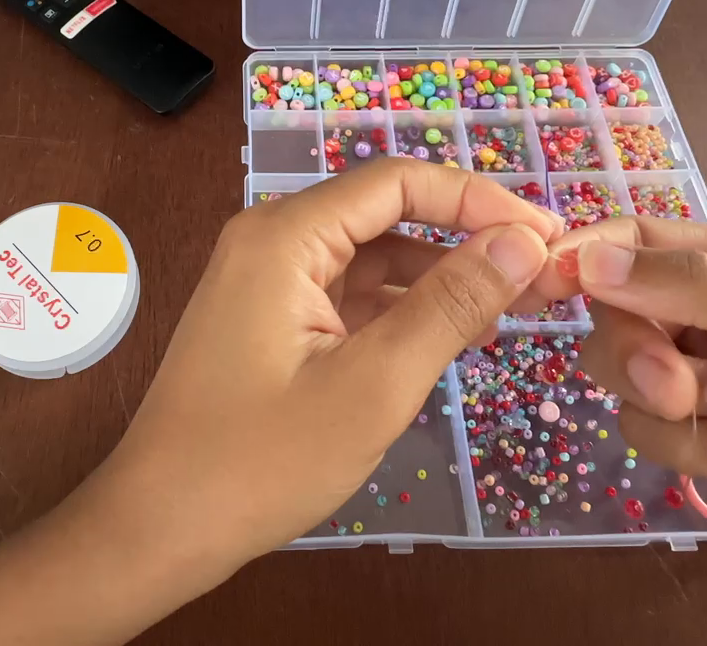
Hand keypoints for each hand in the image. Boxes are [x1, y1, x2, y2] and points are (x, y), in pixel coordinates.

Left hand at [92, 158, 567, 577]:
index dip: (476, 199)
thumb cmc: (261, 459)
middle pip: (384, 213)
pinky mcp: (273, 313)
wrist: (161, 524)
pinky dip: (401, 307)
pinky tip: (452, 332)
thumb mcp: (373, 384)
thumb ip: (449, 304)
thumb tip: (521, 242)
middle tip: (542, 277)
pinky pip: (348, 291)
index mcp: (285, 233)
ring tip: (513, 308)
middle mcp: (273, 237)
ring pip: (371, 255)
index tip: (545, 236)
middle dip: (463, 238)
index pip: (396, 182)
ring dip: (438, 276)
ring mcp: (269, 276)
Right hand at [556, 218, 706, 642]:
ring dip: (671, 400)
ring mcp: (705, 378)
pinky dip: (690, 447)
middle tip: (682, 387)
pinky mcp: (701, 439)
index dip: (586, 254)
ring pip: (620, 368)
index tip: (543, 283)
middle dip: (641, 349)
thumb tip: (585, 258)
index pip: (638, 240)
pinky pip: (644, 428)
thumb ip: (699, 290)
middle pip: (616, 308)